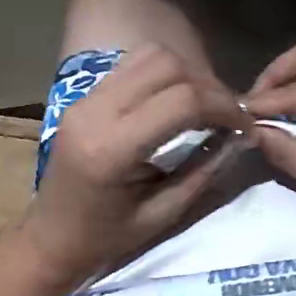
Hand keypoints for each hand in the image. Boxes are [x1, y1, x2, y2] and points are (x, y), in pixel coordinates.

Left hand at [18, 46, 241, 278]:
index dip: (223, 107)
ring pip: (149, 57)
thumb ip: (203, 171)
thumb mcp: (162, 215)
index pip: (181, 101)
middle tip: (227, 115)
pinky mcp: (84, 96)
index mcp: (111, 148)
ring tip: (205, 106)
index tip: (244, 126)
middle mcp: (95, 112)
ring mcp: (85, 99)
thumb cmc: (105, 238)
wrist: (50, 237)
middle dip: (208, 87)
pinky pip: (132, 66)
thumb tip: (240, 137)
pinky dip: (164, 75)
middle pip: (167, 67)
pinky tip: (176, 101)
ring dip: (187, 74)